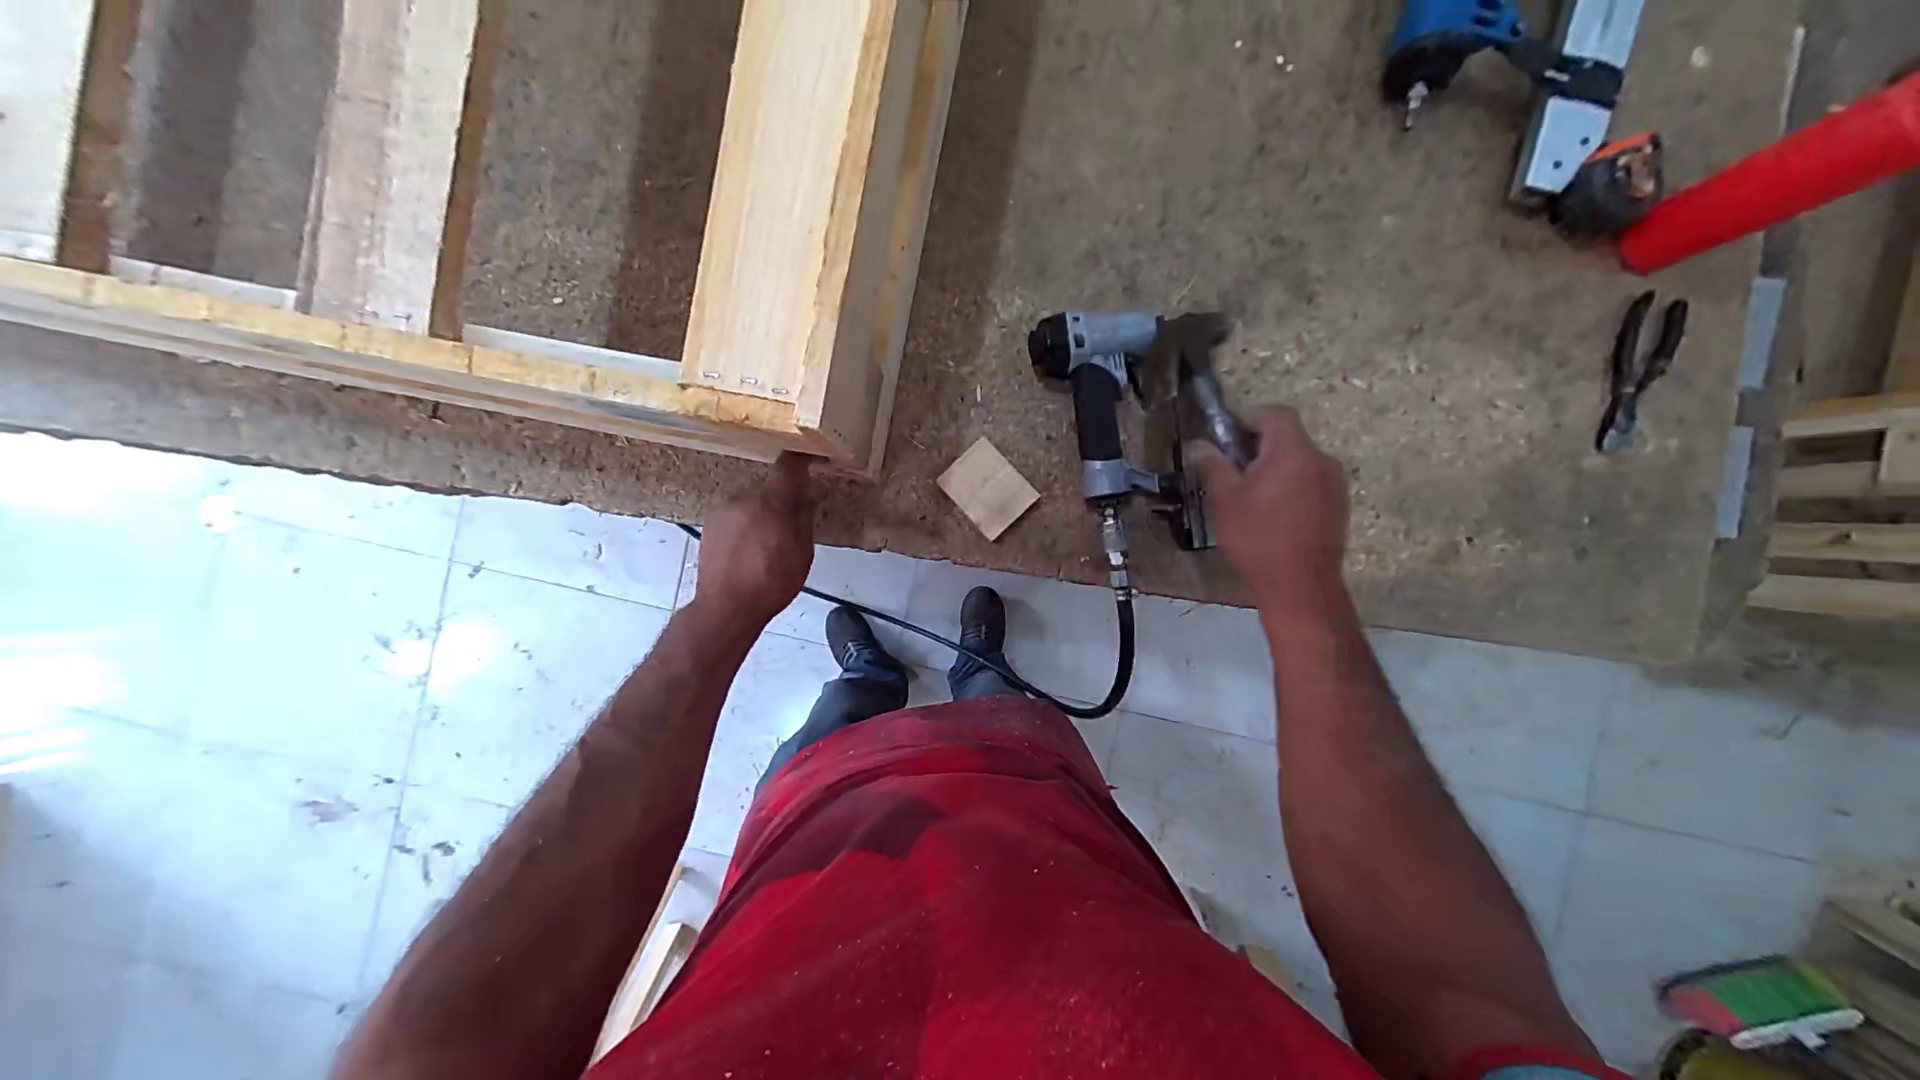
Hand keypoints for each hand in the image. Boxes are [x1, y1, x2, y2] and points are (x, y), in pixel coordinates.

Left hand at [692, 453, 818, 627]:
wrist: (726, 607)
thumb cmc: (769, 585)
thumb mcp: (802, 552)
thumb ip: (805, 515)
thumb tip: (812, 491)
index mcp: (772, 503)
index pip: (790, 465)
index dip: (804, 458)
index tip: (814, 458)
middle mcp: (744, 498)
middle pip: (771, 486)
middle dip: (785, 499)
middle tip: (795, 521)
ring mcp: (724, 508)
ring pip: (753, 499)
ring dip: (764, 511)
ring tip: (770, 542)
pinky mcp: (711, 520)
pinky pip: (737, 511)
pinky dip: (747, 521)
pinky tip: (751, 546)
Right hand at [1189, 407, 1352, 624]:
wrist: (1301, 585)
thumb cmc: (1258, 539)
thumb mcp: (1225, 500)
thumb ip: (1213, 465)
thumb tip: (1201, 445)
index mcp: (1293, 452)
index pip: (1274, 414)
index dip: (1246, 418)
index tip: (1224, 439)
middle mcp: (1321, 460)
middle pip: (1287, 437)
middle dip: (1256, 447)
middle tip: (1230, 472)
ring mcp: (1334, 484)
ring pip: (1298, 461)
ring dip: (1272, 468)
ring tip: (1248, 498)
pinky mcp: (1337, 505)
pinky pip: (1309, 481)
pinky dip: (1288, 486)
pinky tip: (1270, 515)